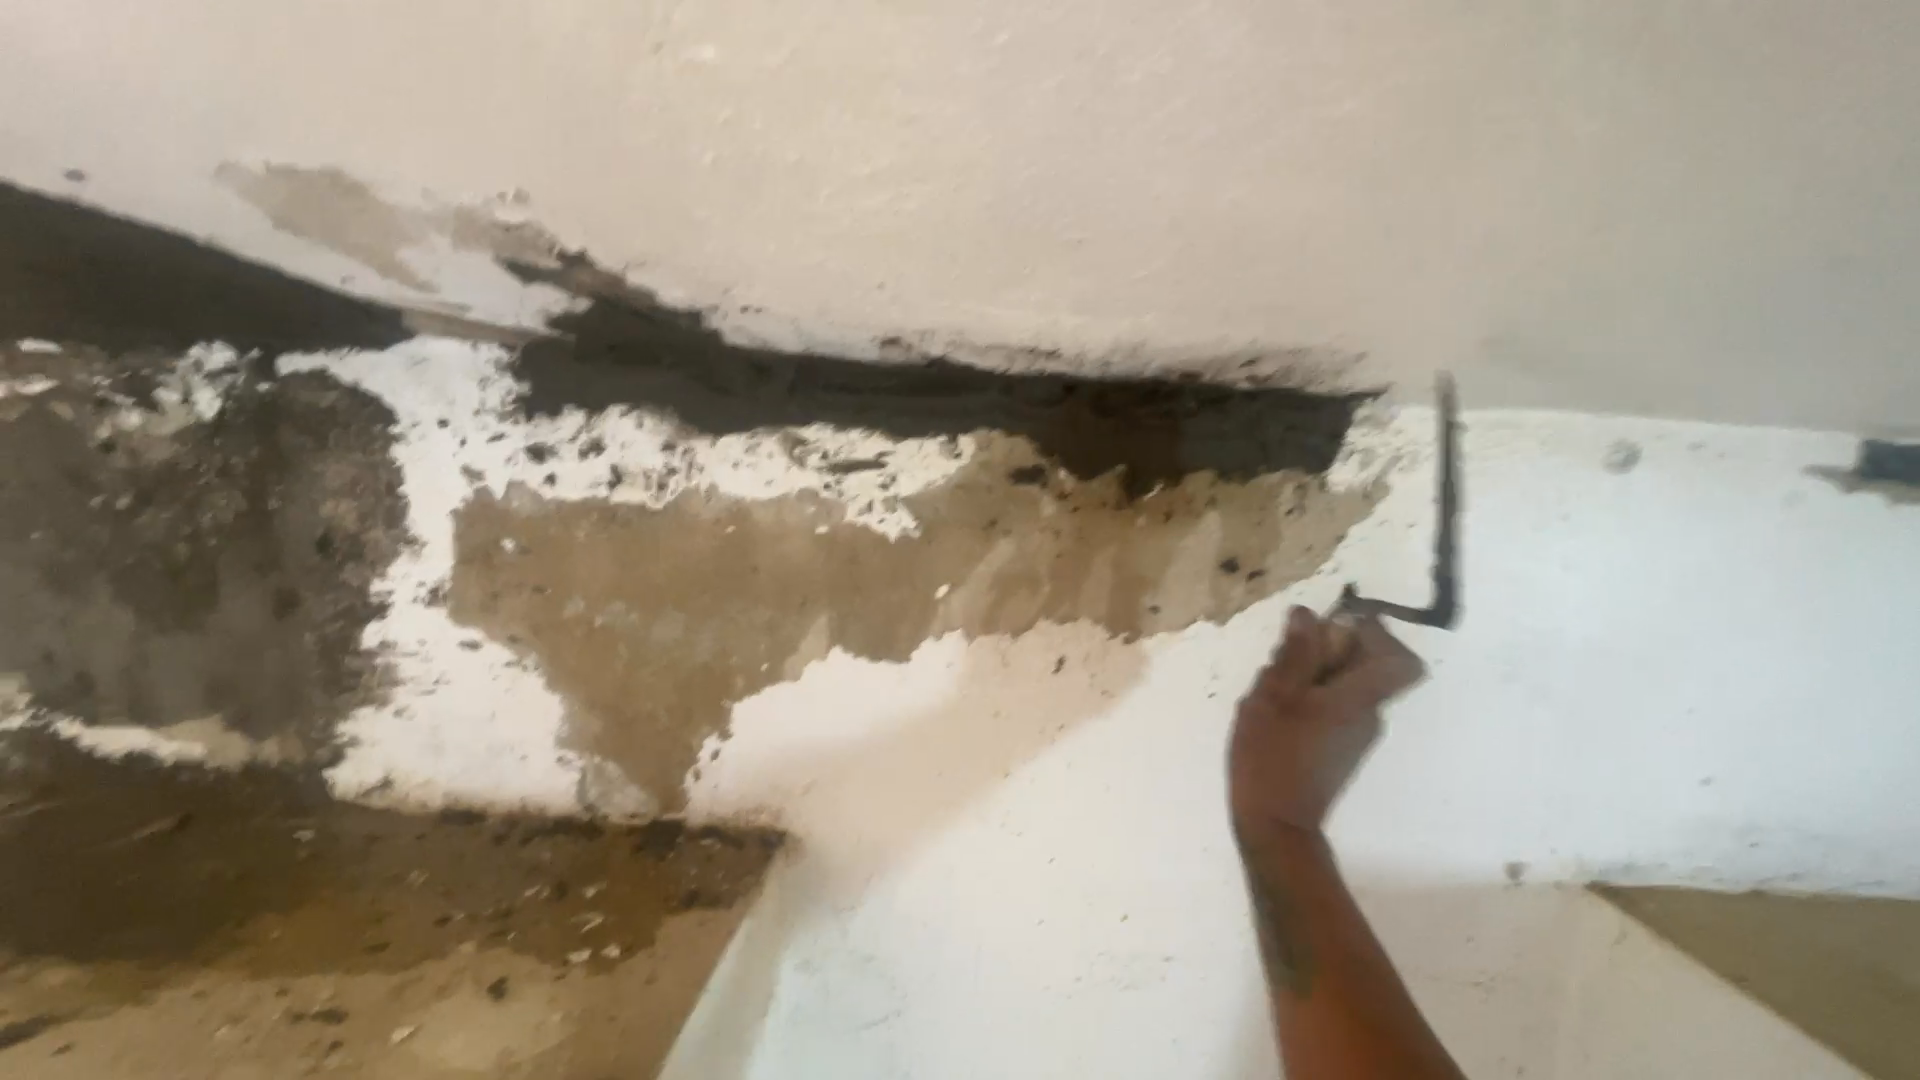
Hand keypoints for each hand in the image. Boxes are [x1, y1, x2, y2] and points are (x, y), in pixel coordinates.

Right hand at [1229, 606, 1425, 834]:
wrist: (1275, 823)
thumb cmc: (1271, 755)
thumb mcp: (1273, 695)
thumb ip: (1295, 654)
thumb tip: (1309, 615)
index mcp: (1358, 699)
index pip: (1401, 659)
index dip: (1376, 634)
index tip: (1334, 626)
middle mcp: (1369, 715)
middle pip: (1369, 667)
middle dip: (1328, 650)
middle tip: (1284, 657)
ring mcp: (1356, 735)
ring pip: (1346, 685)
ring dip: (1312, 674)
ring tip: (1270, 686)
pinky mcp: (1338, 749)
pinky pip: (1334, 707)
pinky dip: (1309, 697)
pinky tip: (1274, 711)